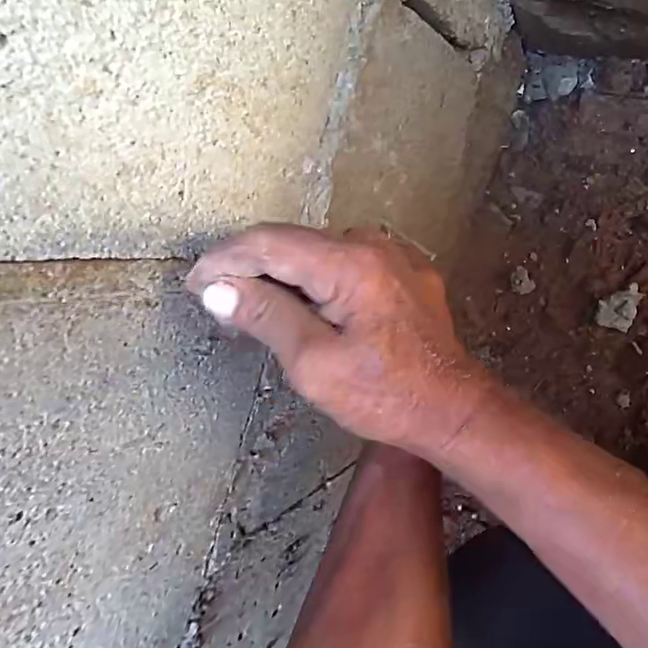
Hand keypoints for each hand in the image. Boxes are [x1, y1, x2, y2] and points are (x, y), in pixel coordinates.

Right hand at [186, 224, 497, 455]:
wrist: (451, 407)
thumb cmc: (386, 394)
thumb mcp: (314, 364)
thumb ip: (268, 317)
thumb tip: (219, 288)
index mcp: (354, 265)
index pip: (272, 241)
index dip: (226, 258)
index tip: (196, 284)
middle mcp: (380, 248)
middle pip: (299, 241)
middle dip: (254, 266)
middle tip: (221, 302)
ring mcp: (401, 258)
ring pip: (326, 249)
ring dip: (289, 272)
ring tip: (259, 309)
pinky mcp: (411, 274)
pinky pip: (355, 261)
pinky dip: (324, 277)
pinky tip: (309, 308)